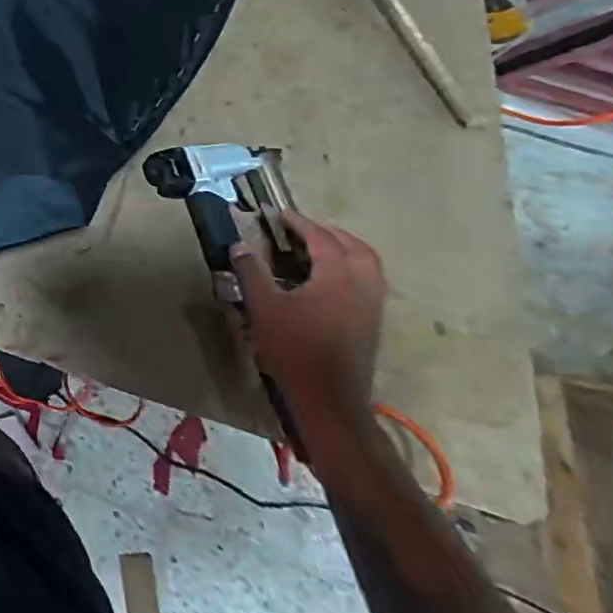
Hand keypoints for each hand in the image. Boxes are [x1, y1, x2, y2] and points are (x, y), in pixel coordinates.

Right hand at [231, 210, 385, 410]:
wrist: (329, 397)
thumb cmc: (294, 348)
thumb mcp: (264, 307)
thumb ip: (251, 272)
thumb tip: (239, 246)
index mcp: (338, 273)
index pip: (320, 237)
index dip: (299, 223)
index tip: (279, 214)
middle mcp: (363, 281)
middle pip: (351, 244)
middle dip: (326, 231)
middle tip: (299, 229)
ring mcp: (373, 302)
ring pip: (366, 261)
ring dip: (343, 247)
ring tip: (318, 249)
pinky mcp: (373, 320)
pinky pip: (368, 278)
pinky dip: (351, 266)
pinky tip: (330, 279)